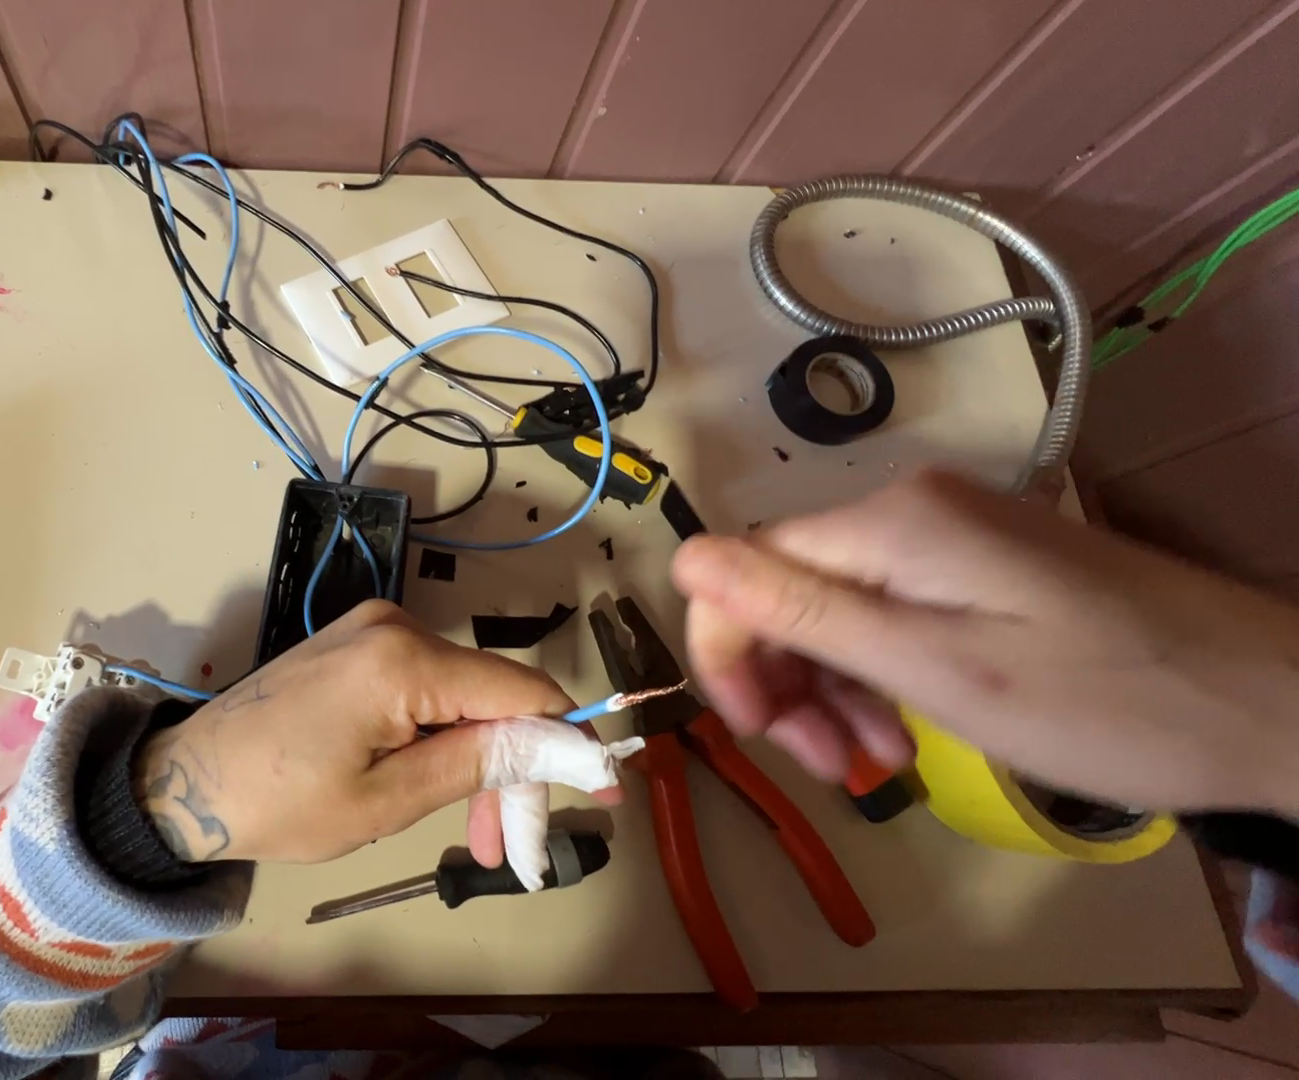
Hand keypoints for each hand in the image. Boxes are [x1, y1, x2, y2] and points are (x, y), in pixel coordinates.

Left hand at [132, 600, 616, 863]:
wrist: (189, 781)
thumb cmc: (281, 801)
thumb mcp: (388, 799)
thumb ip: (482, 761)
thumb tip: (571, 745)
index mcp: (403, 658)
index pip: (521, 688)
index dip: (568, 739)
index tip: (598, 795)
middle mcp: (395, 625)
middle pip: (493, 694)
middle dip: (512, 769)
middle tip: (512, 850)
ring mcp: (372, 629)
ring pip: (462, 694)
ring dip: (478, 760)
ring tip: (477, 837)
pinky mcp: (358, 644)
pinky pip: (426, 687)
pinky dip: (442, 737)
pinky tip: (440, 784)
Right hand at [670, 470, 1298, 815]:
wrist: (1295, 709)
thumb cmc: (1107, 700)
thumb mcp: (933, 666)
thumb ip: (799, 609)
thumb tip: (683, 557)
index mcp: (883, 524)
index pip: (740, 568)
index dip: (726, 647)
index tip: (752, 729)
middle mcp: (897, 510)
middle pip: (781, 588)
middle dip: (781, 677)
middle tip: (819, 760)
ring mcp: (934, 533)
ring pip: (823, 607)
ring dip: (824, 685)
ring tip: (867, 759)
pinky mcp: (965, 562)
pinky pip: (874, 611)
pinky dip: (868, 673)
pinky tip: (894, 728)